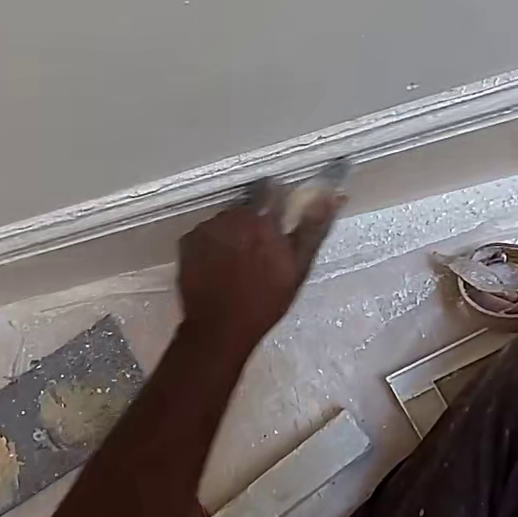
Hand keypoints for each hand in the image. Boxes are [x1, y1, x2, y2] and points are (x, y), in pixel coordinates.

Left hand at [178, 179, 340, 353]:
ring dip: (231, 231)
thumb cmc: (265, 301)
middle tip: (257, 249)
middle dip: (252, 220)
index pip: (271, 189)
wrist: (219, 327)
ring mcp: (205, 228)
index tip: (279, 215)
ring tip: (235, 260)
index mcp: (263, 220)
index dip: (276, 200)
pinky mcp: (186, 240)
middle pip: (245, 206)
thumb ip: (313, 228)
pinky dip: (211, 243)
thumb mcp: (297, 267)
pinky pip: (204, 233)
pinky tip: (216, 265)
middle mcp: (231, 216)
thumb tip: (331, 195)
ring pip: (223, 219)